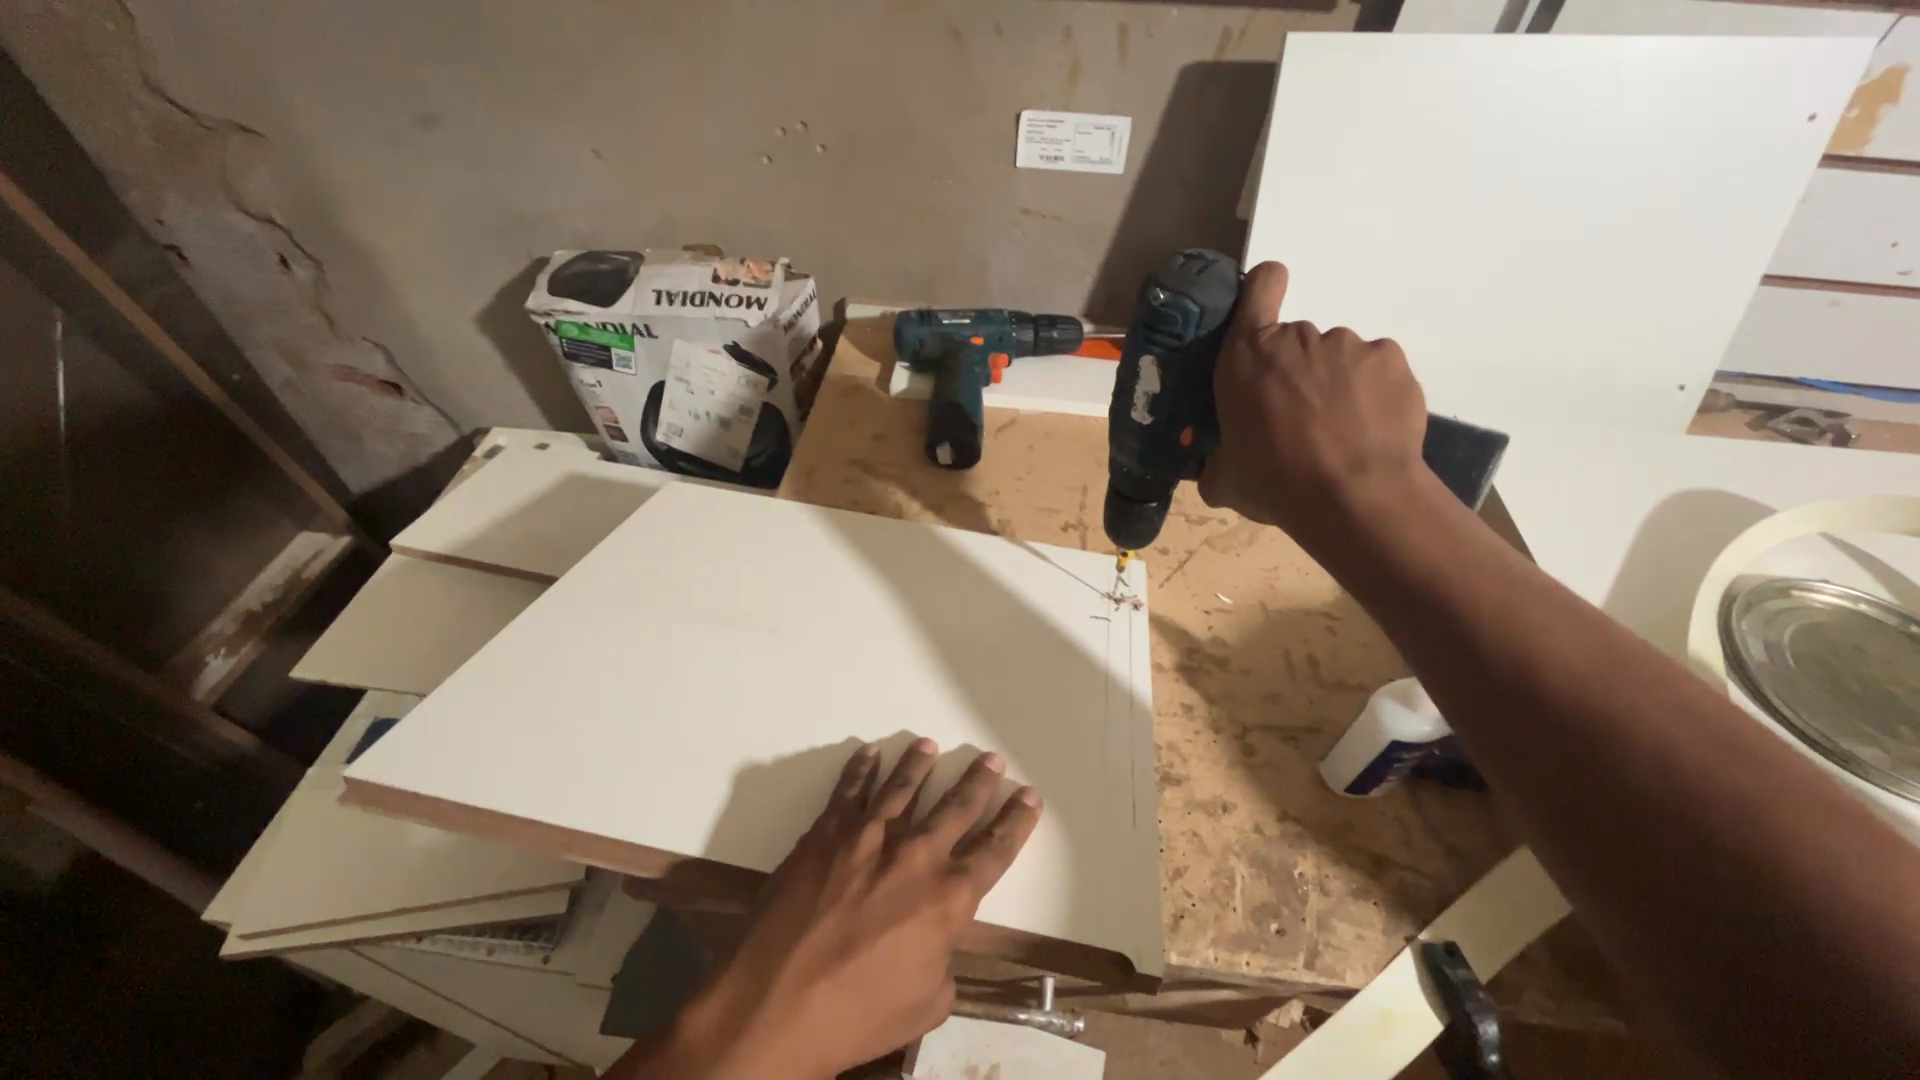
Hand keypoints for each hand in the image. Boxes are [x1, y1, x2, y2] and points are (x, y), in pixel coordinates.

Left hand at [632, 739, 1042, 1079]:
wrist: (777, 1004)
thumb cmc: (857, 1015)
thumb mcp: (926, 1004)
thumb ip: (942, 960)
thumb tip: (936, 939)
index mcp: (948, 899)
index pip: (995, 851)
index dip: (1016, 823)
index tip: (1029, 797)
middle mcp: (915, 857)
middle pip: (956, 808)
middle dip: (978, 782)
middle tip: (991, 758)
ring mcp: (868, 839)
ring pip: (903, 788)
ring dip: (920, 765)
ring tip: (931, 745)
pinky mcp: (826, 835)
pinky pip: (849, 792)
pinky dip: (861, 769)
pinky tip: (870, 754)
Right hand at [1198, 262, 1430, 539]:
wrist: (1353, 498)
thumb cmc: (1274, 483)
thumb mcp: (1224, 480)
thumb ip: (1216, 459)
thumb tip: (1216, 465)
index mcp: (1245, 357)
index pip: (1260, 286)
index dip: (1263, 290)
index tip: (1264, 313)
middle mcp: (1297, 337)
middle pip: (1295, 342)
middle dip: (1295, 374)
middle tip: (1298, 422)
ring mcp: (1348, 345)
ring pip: (1337, 360)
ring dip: (1334, 387)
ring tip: (1339, 434)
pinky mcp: (1391, 361)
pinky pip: (1375, 372)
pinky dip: (1372, 395)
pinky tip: (1369, 431)